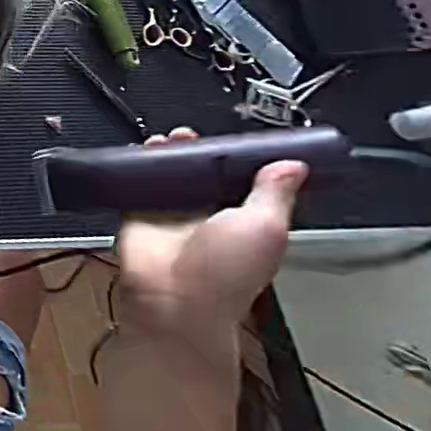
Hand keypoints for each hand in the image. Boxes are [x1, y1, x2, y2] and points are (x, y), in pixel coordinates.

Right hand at [114, 128, 304, 376]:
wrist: (172, 296)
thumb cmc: (226, 270)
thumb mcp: (265, 227)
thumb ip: (274, 194)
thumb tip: (293, 165)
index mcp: (242, 222)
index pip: (240, 184)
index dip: (236, 160)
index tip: (233, 139)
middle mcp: (205, 217)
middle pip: (200, 176)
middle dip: (196, 153)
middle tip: (189, 134)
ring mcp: (169, 215)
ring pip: (168, 176)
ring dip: (166, 156)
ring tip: (165, 138)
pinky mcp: (137, 214)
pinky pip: (136, 184)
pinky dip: (136, 167)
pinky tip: (140, 150)